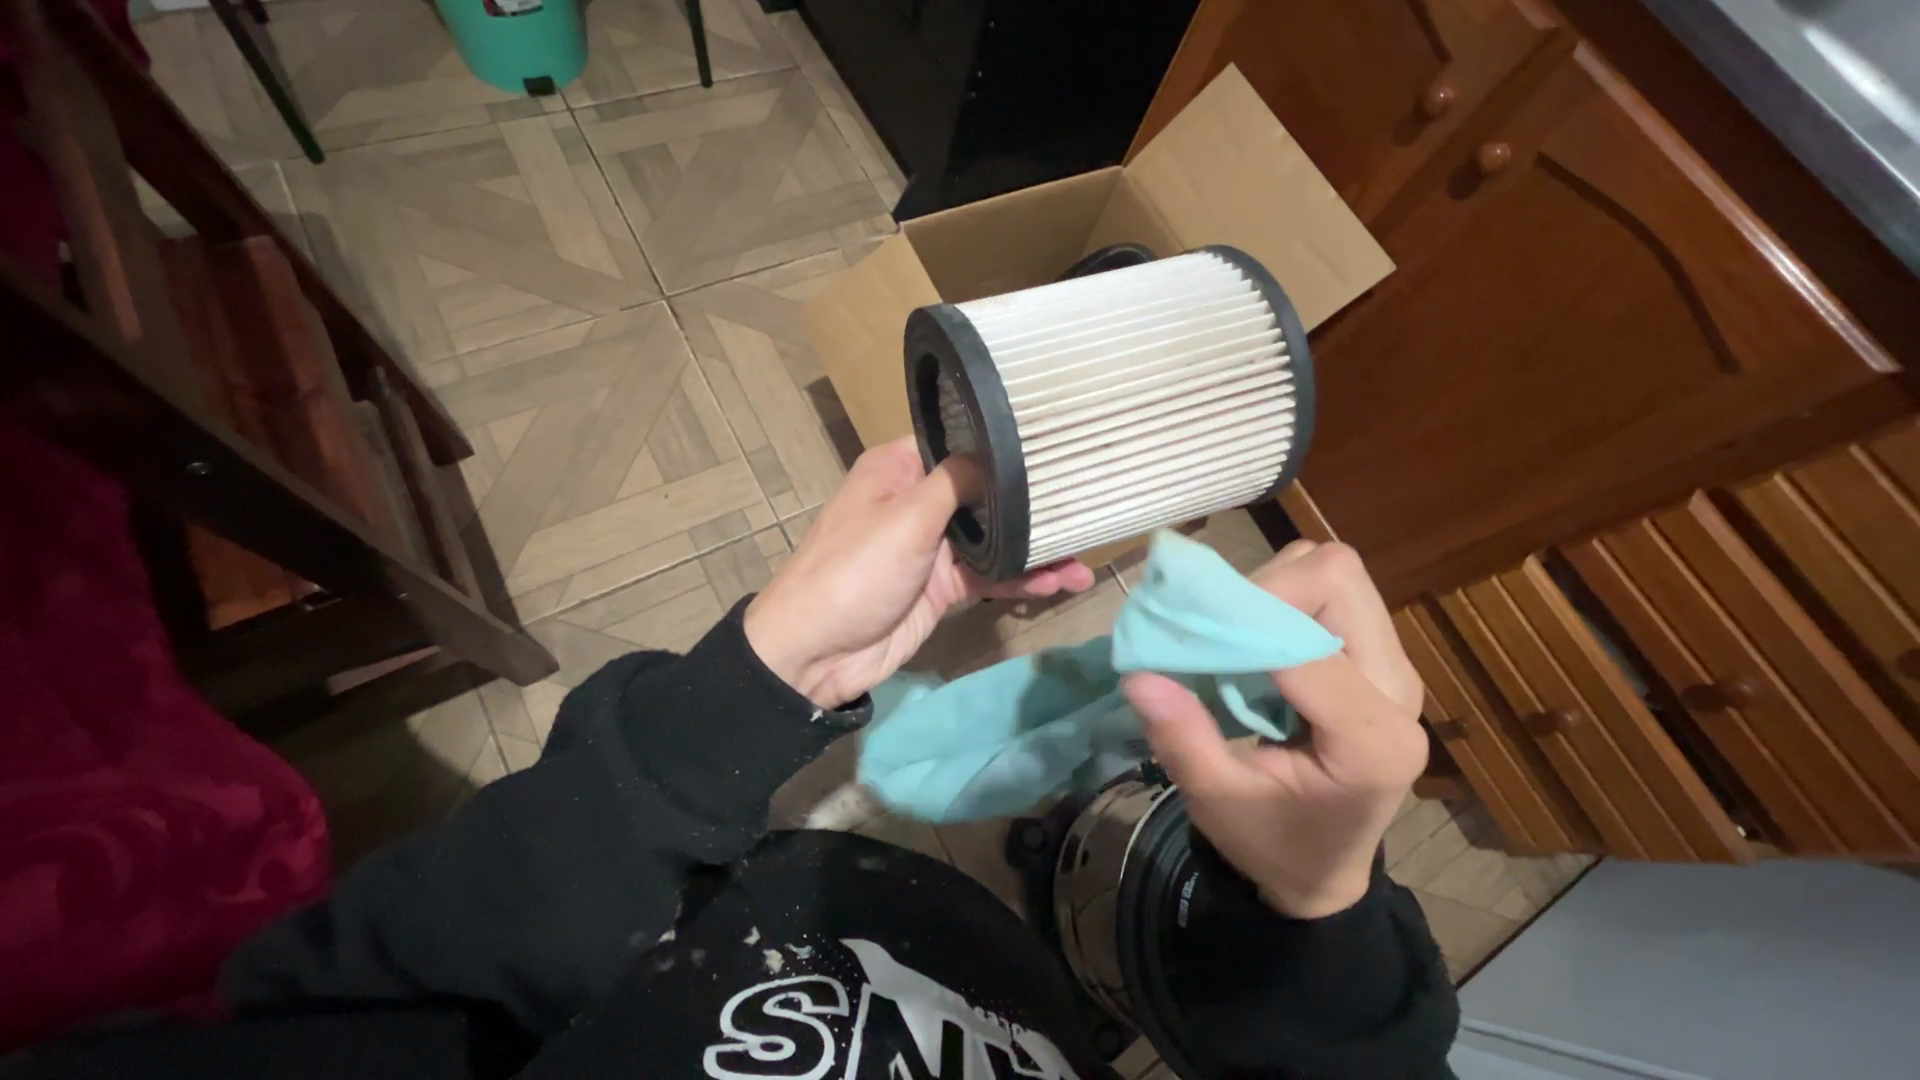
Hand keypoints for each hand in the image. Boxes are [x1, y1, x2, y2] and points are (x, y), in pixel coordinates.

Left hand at [744, 438, 1096, 707]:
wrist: (817, 653)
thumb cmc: (855, 570)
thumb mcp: (905, 517)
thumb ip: (955, 482)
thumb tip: (996, 450)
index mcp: (899, 470)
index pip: (959, 443)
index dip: (1002, 444)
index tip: (1052, 443)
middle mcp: (918, 502)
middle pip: (985, 494)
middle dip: (1030, 502)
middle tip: (1085, 501)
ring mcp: (932, 548)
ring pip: (995, 540)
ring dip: (1035, 550)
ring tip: (1084, 557)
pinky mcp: (943, 588)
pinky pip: (991, 577)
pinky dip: (1022, 580)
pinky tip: (1060, 583)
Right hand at [1122, 540, 1426, 918]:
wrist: (1325, 871)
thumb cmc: (1273, 842)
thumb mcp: (1217, 802)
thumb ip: (1182, 738)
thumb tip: (1137, 674)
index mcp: (1372, 741)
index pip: (1305, 647)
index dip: (1238, 625)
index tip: (1181, 630)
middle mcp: (1397, 691)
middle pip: (1339, 579)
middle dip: (1268, 587)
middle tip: (1218, 626)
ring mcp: (1393, 668)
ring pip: (1337, 575)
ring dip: (1277, 587)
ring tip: (1235, 633)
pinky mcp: (1377, 656)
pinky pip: (1332, 593)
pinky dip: (1285, 597)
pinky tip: (1256, 638)